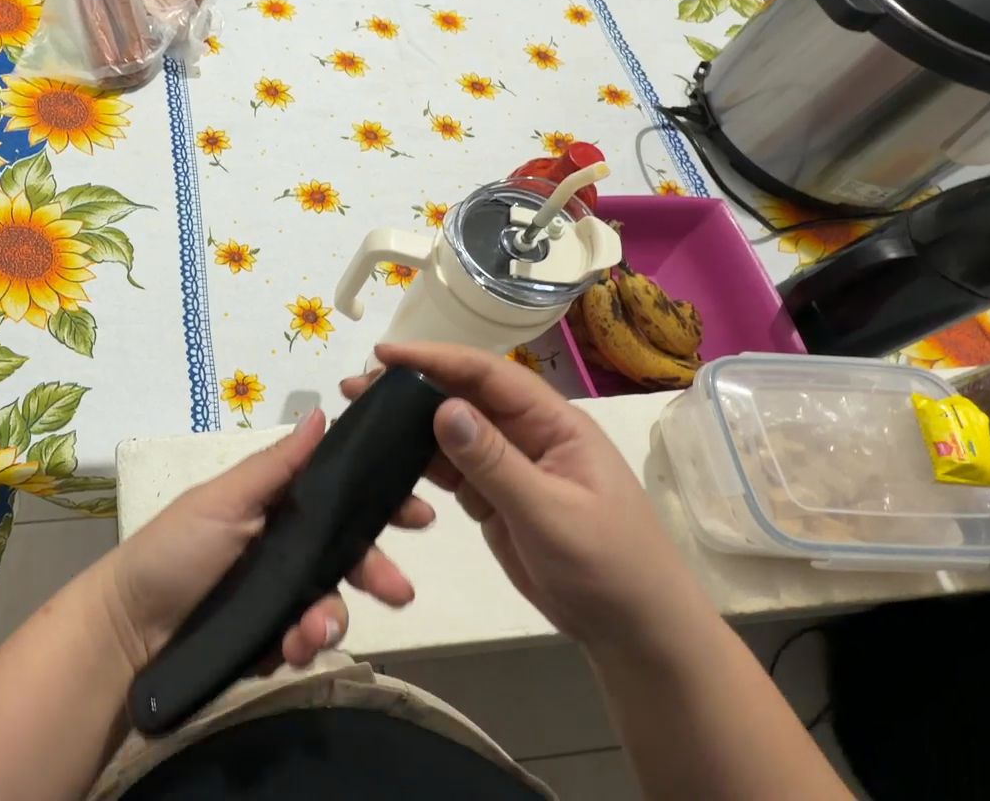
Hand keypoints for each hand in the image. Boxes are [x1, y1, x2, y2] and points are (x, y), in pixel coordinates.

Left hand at [89, 408, 431, 673]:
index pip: (338, 498)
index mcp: (275, 506)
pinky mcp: (271, 637)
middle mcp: (284, 547)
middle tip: (398, 590)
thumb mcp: (222, 501)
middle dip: (377, 571)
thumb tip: (323, 413)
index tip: (418, 514)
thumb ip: (275, 466)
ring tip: (313, 631)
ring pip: (331, 603)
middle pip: (347, 555)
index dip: (379, 503)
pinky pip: (305, 639)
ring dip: (332, 617)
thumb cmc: (173, 550)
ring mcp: (279, 596)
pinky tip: (293, 648)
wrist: (129, 631)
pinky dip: (305, 644)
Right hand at [342, 343, 713, 655]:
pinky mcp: (493, 498)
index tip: (385, 356)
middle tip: (355, 389)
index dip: (436, 358)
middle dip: (411, 387)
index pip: (487, 375)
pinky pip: (450, 470)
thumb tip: (443, 408)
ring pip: (450, 432)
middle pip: (462, 397)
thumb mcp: (551, 513)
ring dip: (407, 425)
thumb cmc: (609, 566)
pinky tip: (386, 459)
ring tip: (360, 419)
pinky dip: (418, 463)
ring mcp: (508, 466)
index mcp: (552, 423)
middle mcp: (527, 435)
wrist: (634, 633)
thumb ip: (495, 462)